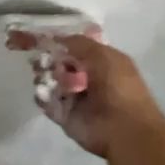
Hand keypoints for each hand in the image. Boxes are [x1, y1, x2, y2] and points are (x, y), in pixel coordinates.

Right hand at [8, 31, 164, 158]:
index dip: (58, 41)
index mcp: (100, 61)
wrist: (123, 129)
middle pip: (58, 62)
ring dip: (43, 75)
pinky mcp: (63, 115)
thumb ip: (77, 43)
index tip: (40, 36)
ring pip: (49, 79)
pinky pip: (45, 101)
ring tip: (47, 78)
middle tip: (43, 60)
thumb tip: (55, 37)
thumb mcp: (102, 55)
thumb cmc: (118, 87)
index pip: (73, 47)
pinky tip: (45, 92)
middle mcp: (86, 77)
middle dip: (47, 58)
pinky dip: (42, 95)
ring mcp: (73, 96)